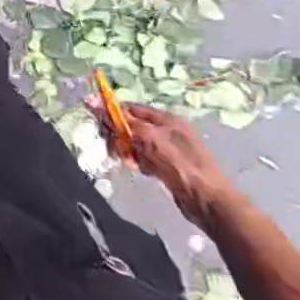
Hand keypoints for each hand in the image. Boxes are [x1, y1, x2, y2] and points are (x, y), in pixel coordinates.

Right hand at [95, 101, 237, 227]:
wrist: (207, 199)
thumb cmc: (178, 162)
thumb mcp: (147, 136)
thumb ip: (121, 120)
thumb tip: (92, 100)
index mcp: (166, 118)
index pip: (130, 108)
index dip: (111, 111)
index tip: (94, 118)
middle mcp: (166, 130)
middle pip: (130, 125)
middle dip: (119, 135)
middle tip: (117, 148)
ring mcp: (167, 148)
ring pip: (134, 143)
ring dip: (128, 151)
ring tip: (131, 162)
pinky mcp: (166, 165)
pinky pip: (143, 157)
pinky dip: (138, 162)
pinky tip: (142, 170)